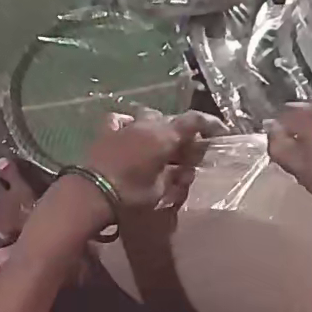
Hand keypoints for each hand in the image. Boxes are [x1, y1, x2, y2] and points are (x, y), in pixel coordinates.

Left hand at [84, 108, 225, 211]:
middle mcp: (146, 124)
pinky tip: (130, 133)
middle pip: (172, 121)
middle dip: (183, 134)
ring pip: (148, 117)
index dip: (210, 124)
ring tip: (161, 145)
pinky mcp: (106, 132)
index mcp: (164, 136)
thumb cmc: (131, 194)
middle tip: (189, 153)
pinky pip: (121, 121)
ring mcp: (125, 125)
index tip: (221, 132)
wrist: (90, 194)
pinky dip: (129, 125)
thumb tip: (184, 171)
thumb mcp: (161, 190)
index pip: (194, 121)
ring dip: (158, 128)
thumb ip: (175, 177)